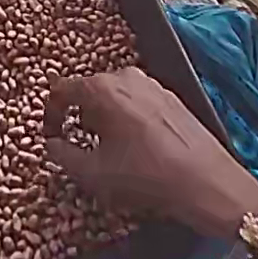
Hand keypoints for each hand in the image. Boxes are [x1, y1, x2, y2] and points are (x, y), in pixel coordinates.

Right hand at [42, 68, 257, 238]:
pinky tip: (135, 144)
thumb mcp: (93, 173)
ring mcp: (150, 83)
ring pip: (114, 95)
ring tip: (107, 148)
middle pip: (88, 90)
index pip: (61, 90)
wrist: (206, 181)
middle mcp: (125, 77)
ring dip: (103, 116)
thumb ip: (63, 155)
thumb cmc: (146, 175)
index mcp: (102, 88)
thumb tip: (52, 144)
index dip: (50, 114)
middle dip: (78, 115)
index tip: (51, 136)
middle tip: (78, 144)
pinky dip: (126, 116)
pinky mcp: (170, 95)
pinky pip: (136, 100)